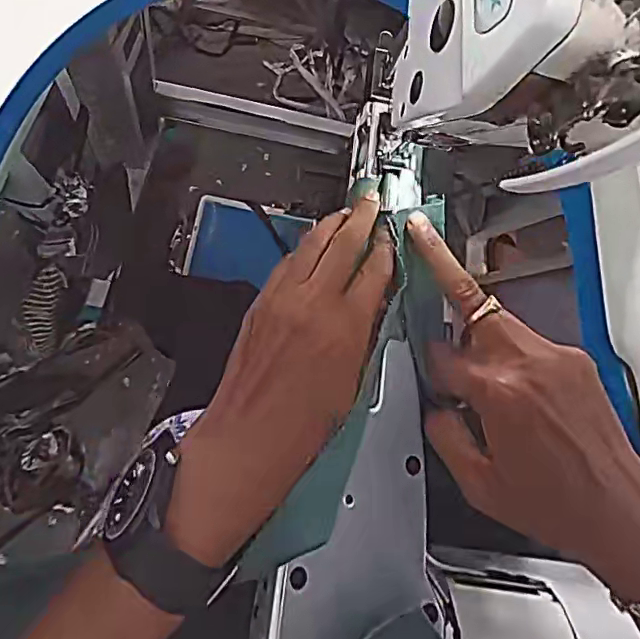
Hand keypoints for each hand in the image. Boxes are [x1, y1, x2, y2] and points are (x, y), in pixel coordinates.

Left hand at [164, 191, 393, 567]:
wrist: (247, 437)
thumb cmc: (300, 426)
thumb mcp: (354, 380)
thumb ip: (366, 334)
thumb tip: (374, 305)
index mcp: (346, 325)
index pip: (375, 269)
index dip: (387, 249)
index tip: (392, 239)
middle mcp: (314, 303)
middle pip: (345, 242)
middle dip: (363, 217)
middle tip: (372, 201)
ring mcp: (284, 298)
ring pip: (312, 242)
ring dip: (333, 222)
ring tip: (346, 211)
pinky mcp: (262, 301)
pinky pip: (288, 261)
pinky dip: (304, 246)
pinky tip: (312, 243)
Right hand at [407, 213, 639, 603]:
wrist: (619, 511)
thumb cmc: (557, 506)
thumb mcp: (480, 483)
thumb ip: (445, 433)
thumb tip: (436, 406)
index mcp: (498, 392)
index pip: (443, 355)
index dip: (430, 363)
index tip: (427, 366)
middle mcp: (528, 362)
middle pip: (472, 302)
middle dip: (441, 266)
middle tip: (422, 235)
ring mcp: (556, 355)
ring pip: (501, 319)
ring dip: (479, 324)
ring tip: (469, 343)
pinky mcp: (576, 359)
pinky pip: (532, 341)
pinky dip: (515, 352)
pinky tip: (519, 385)